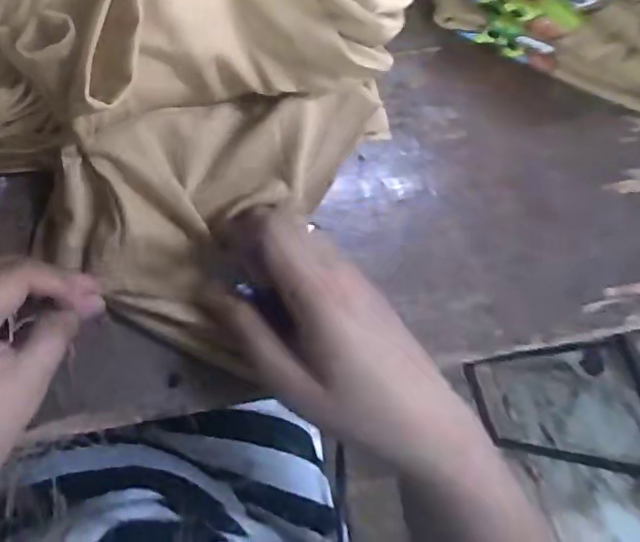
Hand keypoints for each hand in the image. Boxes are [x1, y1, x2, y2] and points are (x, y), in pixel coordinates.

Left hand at [0, 257, 103, 540]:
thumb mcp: (27, 383)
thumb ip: (56, 332)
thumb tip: (86, 301)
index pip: (20, 274)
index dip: (61, 280)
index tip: (96, 293)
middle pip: (6, 268)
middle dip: (50, 279)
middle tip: (90, 292)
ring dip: (33, 285)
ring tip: (73, 298)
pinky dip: (12, 296)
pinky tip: (40, 307)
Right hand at [201, 207, 478, 475]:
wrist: (429, 424)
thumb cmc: (354, 409)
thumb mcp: (289, 382)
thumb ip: (247, 331)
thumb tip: (210, 288)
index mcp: (316, 288)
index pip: (270, 226)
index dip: (236, 230)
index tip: (219, 256)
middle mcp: (335, 266)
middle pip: (283, 216)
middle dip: (249, 230)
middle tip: (235, 267)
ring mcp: (352, 269)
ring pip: (301, 226)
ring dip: (271, 239)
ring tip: (261, 282)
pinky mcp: (361, 278)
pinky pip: (317, 243)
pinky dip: (292, 250)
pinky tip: (290, 293)